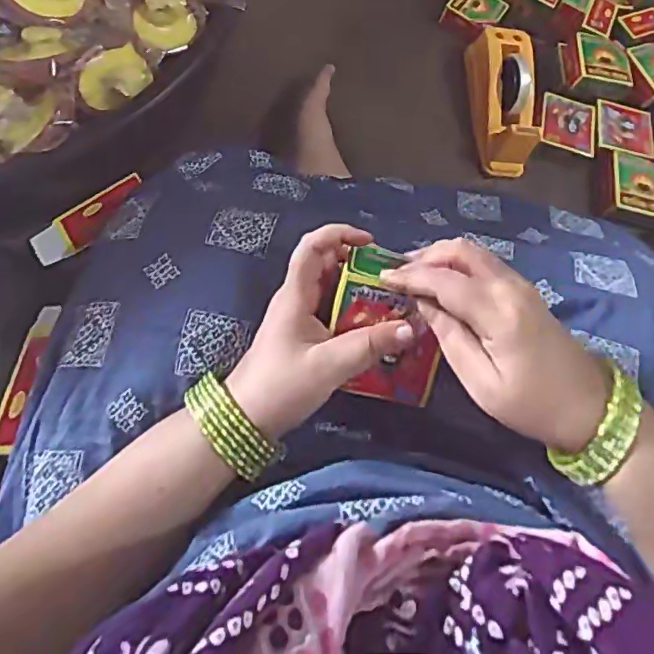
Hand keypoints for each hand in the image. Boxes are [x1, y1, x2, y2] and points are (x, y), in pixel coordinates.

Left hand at [224, 224, 416, 438]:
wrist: (245, 420)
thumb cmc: (280, 386)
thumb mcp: (329, 366)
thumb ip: (369, 345)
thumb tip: (409, 327)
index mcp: (295, 294)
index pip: (312, 246)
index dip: (339, 233)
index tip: (369, 243)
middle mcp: (295, 298)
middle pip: (325, 263)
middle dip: (357, 261)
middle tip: (388, 276)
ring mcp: (298, 316)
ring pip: (330, 288)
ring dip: (357, 288)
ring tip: (389, 299)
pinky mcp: (302, 335)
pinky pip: (330, 310)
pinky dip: (352, 310)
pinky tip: (373, 326)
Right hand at [382, 238, 611, 453]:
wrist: (590, 407)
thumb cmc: (532, 405)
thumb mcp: (482, 383)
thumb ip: (449, 337)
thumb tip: (423, 304)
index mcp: (498, 310)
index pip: (444, 280)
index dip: (411, 276)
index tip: (382, 277)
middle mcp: (509, 286)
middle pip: (461, 251)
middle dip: (425, 255)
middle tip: (397, 272)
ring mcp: (520, 284)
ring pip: (474, 252)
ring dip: (442, 256)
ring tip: (414, 274)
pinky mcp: (525, 290)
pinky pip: (485, 263)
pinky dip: (459, 264)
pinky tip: (443, 281)